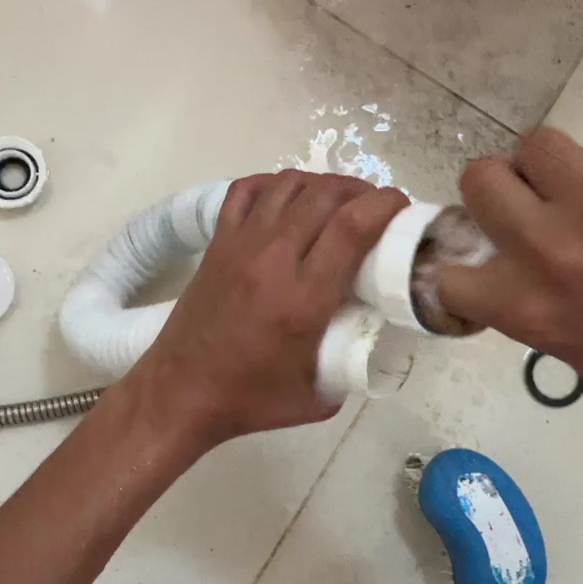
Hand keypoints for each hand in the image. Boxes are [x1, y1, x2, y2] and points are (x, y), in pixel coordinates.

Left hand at [122, 170, 409, 448]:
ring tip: (338, 202)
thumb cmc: (249, 400)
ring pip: (288, 186)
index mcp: (303, 298)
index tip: (402, 208)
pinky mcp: (216, 243)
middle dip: (362, 191)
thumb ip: (351, 361)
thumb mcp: (319, 395)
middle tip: (376, 208)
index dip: (385, 205)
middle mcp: (272, 260)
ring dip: (322, 185)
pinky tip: (289, 199)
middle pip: (325, 196)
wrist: (180, 393)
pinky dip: (274, 184)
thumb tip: (370, 332)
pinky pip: (247, 191)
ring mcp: (240, 245)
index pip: (352, 226)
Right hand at [440, 114, 582, 420]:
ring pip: (536, 142)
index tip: (481, 255)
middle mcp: (550, 247)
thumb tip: (509, 269)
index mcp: (530, 307)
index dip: (458, 259)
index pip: (445, 270)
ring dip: (557, 164)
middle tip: (535, 204)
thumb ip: (532, 307)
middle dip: (500, 190)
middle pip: (479, 178)